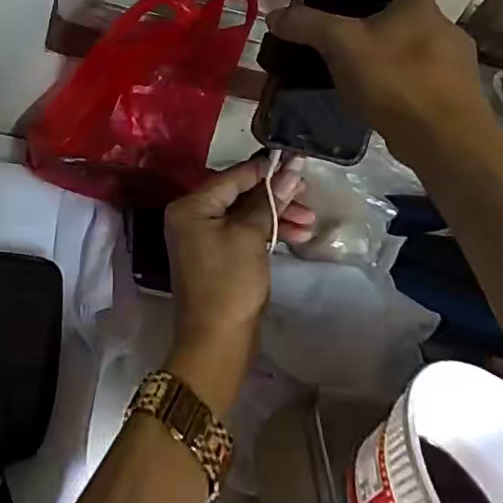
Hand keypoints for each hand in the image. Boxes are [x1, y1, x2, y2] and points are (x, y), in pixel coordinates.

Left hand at [162, 157, 313, 411]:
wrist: (217, 342)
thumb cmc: (229, 282)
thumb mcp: (250, 235)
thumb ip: (270, 200)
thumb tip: (291, 169)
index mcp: (191, 207)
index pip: (233, 176)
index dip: (266, 169)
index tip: (296, 160)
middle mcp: (194, 218)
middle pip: (241, 194)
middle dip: (276, 195)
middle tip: (307, 192)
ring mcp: (206, 239)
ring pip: (248, 215)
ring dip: (279, 215)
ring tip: (310, 219)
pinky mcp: (221, 257)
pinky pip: (247, 233)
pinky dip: (270, 231)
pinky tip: (299, 233)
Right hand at [265, 0, 496, 167]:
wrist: (445, 141)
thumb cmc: (397, 79)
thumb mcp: (343, 47)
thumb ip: (309, 27)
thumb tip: (275, 14)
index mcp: (421, 6)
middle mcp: (446, 28)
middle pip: (420, 12)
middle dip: (394, 16)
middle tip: (360, 23)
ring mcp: (456, 64)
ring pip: (422, 48)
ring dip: (399, 53)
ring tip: (365, 67)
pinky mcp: (456, 97)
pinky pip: (426, 79)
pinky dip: (406, 83)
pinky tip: (382, 99)